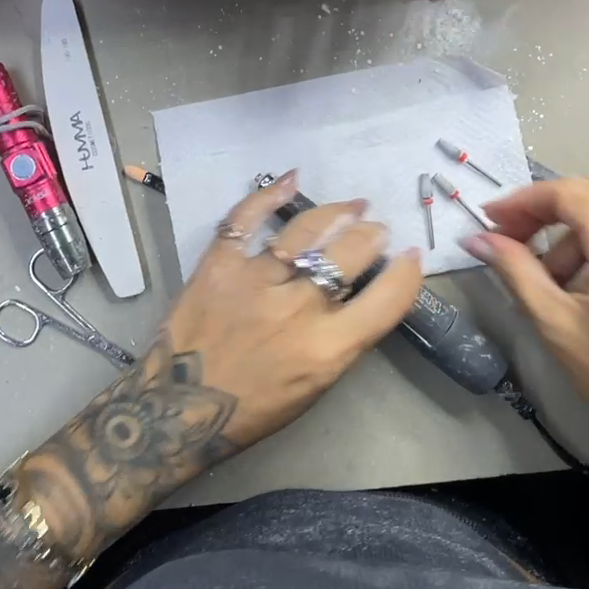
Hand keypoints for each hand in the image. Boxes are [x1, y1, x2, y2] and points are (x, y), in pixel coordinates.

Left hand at [160, 172, 424, 448]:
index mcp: (327, 348)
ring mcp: (255, 280)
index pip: (387, 299)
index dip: (408, 273)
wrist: (177, 407)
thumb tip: (358, 294)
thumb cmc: (251, 406)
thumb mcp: (313, 386)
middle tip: (373, 229)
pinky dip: (269, 195)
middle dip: (370, 235)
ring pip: (306, 230)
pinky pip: (245, 219)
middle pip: (349, 253)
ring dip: (336, 213)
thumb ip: (340, 340)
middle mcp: (297, 308)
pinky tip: (290, 181)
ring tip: (351, 207)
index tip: (412, 256)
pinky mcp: (219, 264)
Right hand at [459, 178, 588, 469]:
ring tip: (550, 278)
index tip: (489, 220)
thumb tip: (476, 239)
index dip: (523, 200)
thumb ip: (515, 271)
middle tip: (509, 238)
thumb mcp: (556, 324)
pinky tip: (585, 284)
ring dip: (570, 231)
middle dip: (544, 209)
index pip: (569, 194)